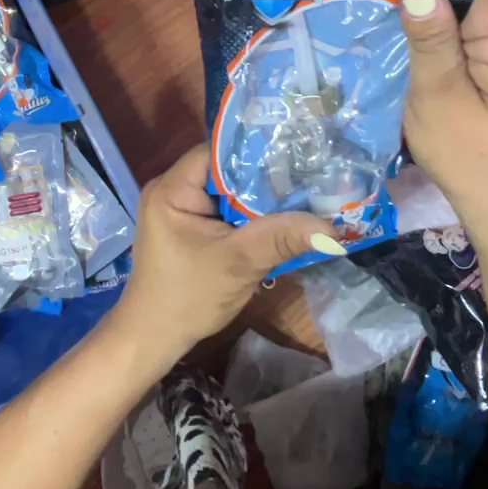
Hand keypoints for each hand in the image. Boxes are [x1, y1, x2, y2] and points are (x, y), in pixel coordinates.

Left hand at [109, 146, 333, 361]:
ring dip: (262, 197)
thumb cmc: (187, 297)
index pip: (218, 152)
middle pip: (226, 170)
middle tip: (312, 173)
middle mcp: (172, 189)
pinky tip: (283, 217)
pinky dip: (251, 214)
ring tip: (306, 191)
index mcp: (172, 189)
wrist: (155, 337)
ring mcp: (181, 209)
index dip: (257, 151)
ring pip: (229, 191)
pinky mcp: (191, 226)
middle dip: (266, 175)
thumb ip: (281, 239)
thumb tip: (333, 227)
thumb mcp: (238, 264)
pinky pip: (226, 209)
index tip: (299, 153)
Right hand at [398, 0, 487, 222]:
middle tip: (388, 28)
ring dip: (436, 28)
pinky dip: (446, 41)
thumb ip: (430, 43)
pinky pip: (474, 34)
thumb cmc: (464, 156)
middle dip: (431, 11)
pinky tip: (424, 56)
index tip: (390, 5)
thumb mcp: (437, 99)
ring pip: (471, 16)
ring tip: (400, 41)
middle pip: (473, 1)